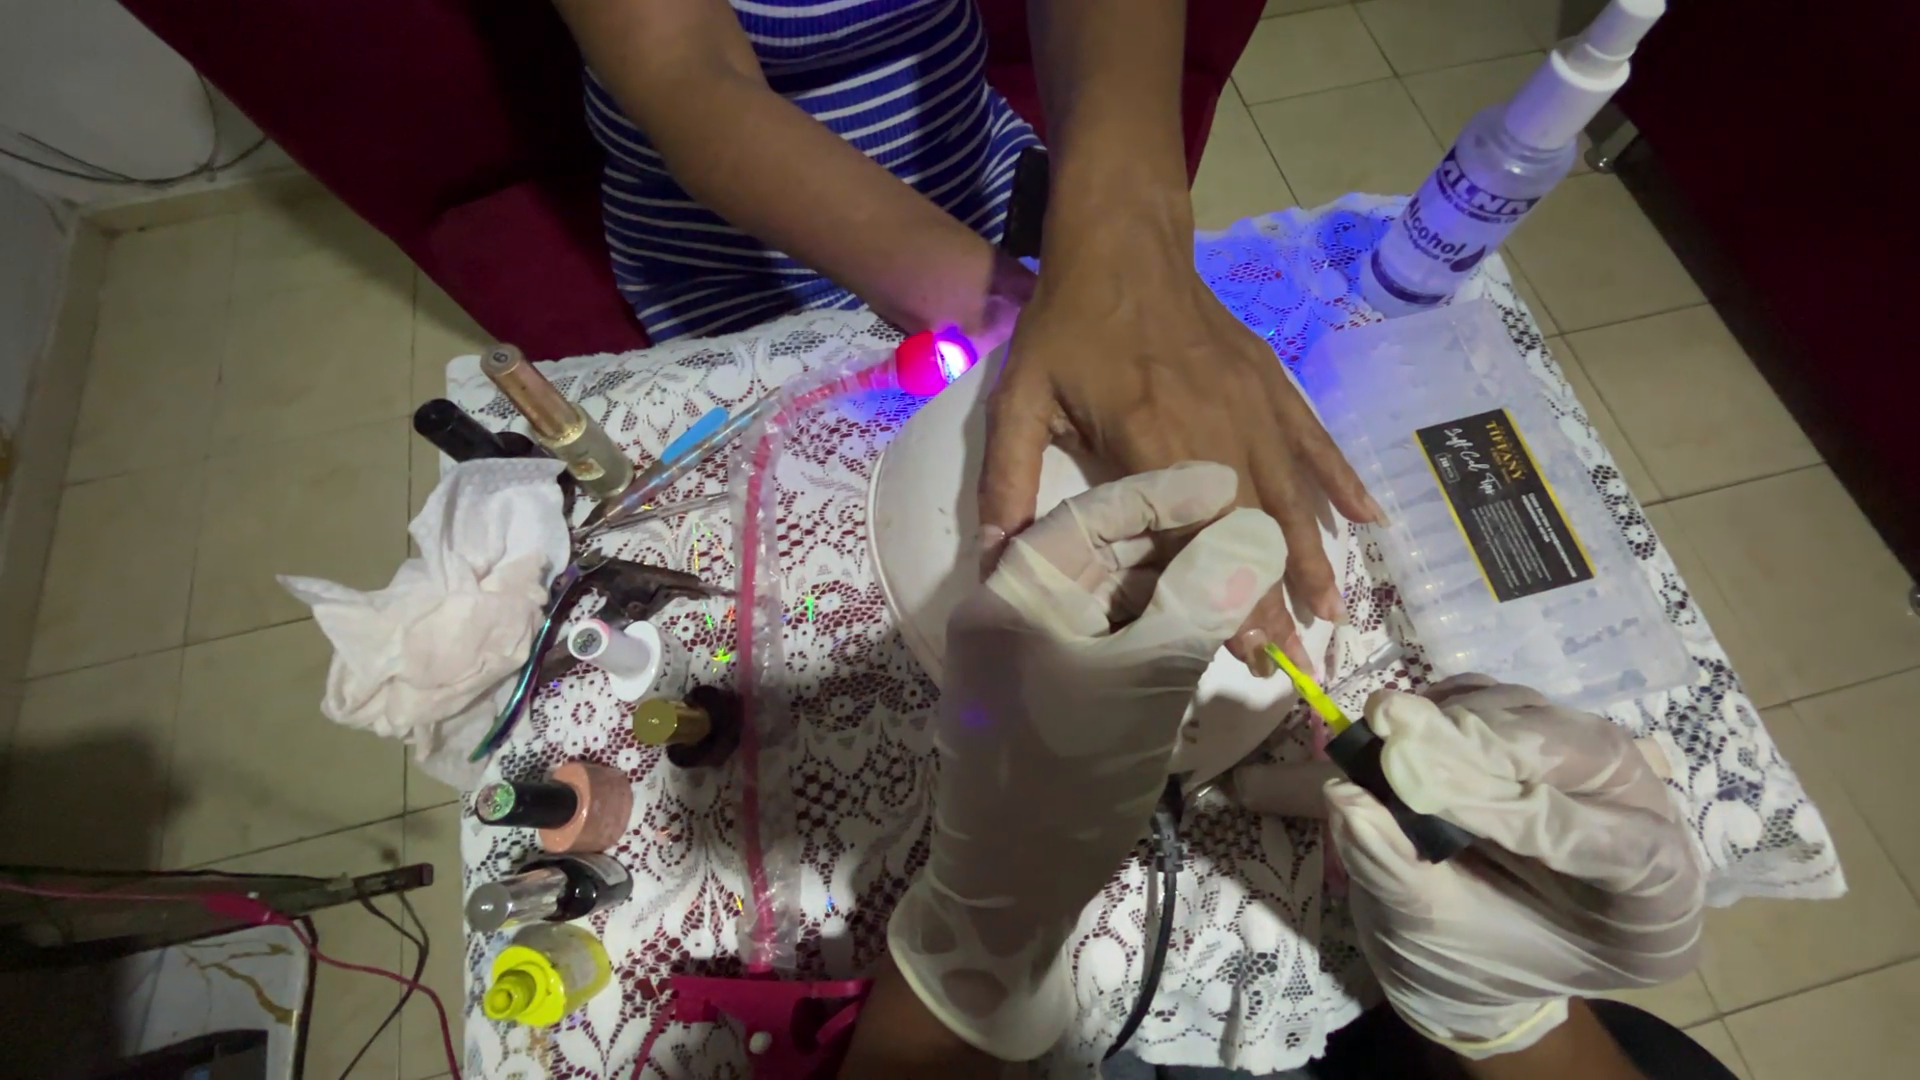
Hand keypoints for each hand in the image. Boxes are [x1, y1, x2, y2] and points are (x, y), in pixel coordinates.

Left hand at [889, 462, 1284, 1059]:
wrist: (1019, 882)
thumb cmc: (1068, 775)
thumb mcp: (1141, 681)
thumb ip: (1199, 601)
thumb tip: (1259, 530)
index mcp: (1014, 588)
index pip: (1092, 514)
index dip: (1164, 493)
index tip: (1233, 480)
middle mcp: (1021, 603)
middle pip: (1108, 548)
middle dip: (1182, 543)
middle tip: (1255, 536)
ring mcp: (1040, 642)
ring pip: (1120, 591)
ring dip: (1183, 589)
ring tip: (1251, 587)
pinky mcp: (1064, 676)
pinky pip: (1120, 631)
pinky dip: (1167, 627)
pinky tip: (1216, 629)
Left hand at [977, 240, 1379, 674]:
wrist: (1122, 244)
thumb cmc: (1066, 326)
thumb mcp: (1019, 401)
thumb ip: (1006, 481)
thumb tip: (998, 560)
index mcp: (1153, 440)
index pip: (1192, 539)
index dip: (1216, 599)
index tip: (1239, 652)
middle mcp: (1218, 429)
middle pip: (1250, 529)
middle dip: (1271, 600)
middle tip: (1295, 662)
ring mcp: (1254, 404)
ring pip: (1290, 496)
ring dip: (1310, 559)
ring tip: (1330, 615)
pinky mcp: (1271, 383)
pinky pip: (1314, 440)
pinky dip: (1340, 482)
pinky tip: (1369, 520)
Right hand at [1329, 676, 1704, 1058]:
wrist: (1453, 950)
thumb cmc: (1454, 958)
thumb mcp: (1422, 933)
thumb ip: (1388, 866)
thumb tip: (1345, 796)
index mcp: (1651, 912)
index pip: (1619, 843)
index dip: (1516, 806)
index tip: (1416, 782)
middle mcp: (1642, 827)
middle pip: (1592, 755)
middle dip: (1489, 740)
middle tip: (1396, 724)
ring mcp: (1588, 773)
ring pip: (1545, 716)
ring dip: (1462, 716)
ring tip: (1390, 727)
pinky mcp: (1530, 738)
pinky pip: (1500, 698)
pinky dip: (1448, 702)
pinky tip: (1405, 723)